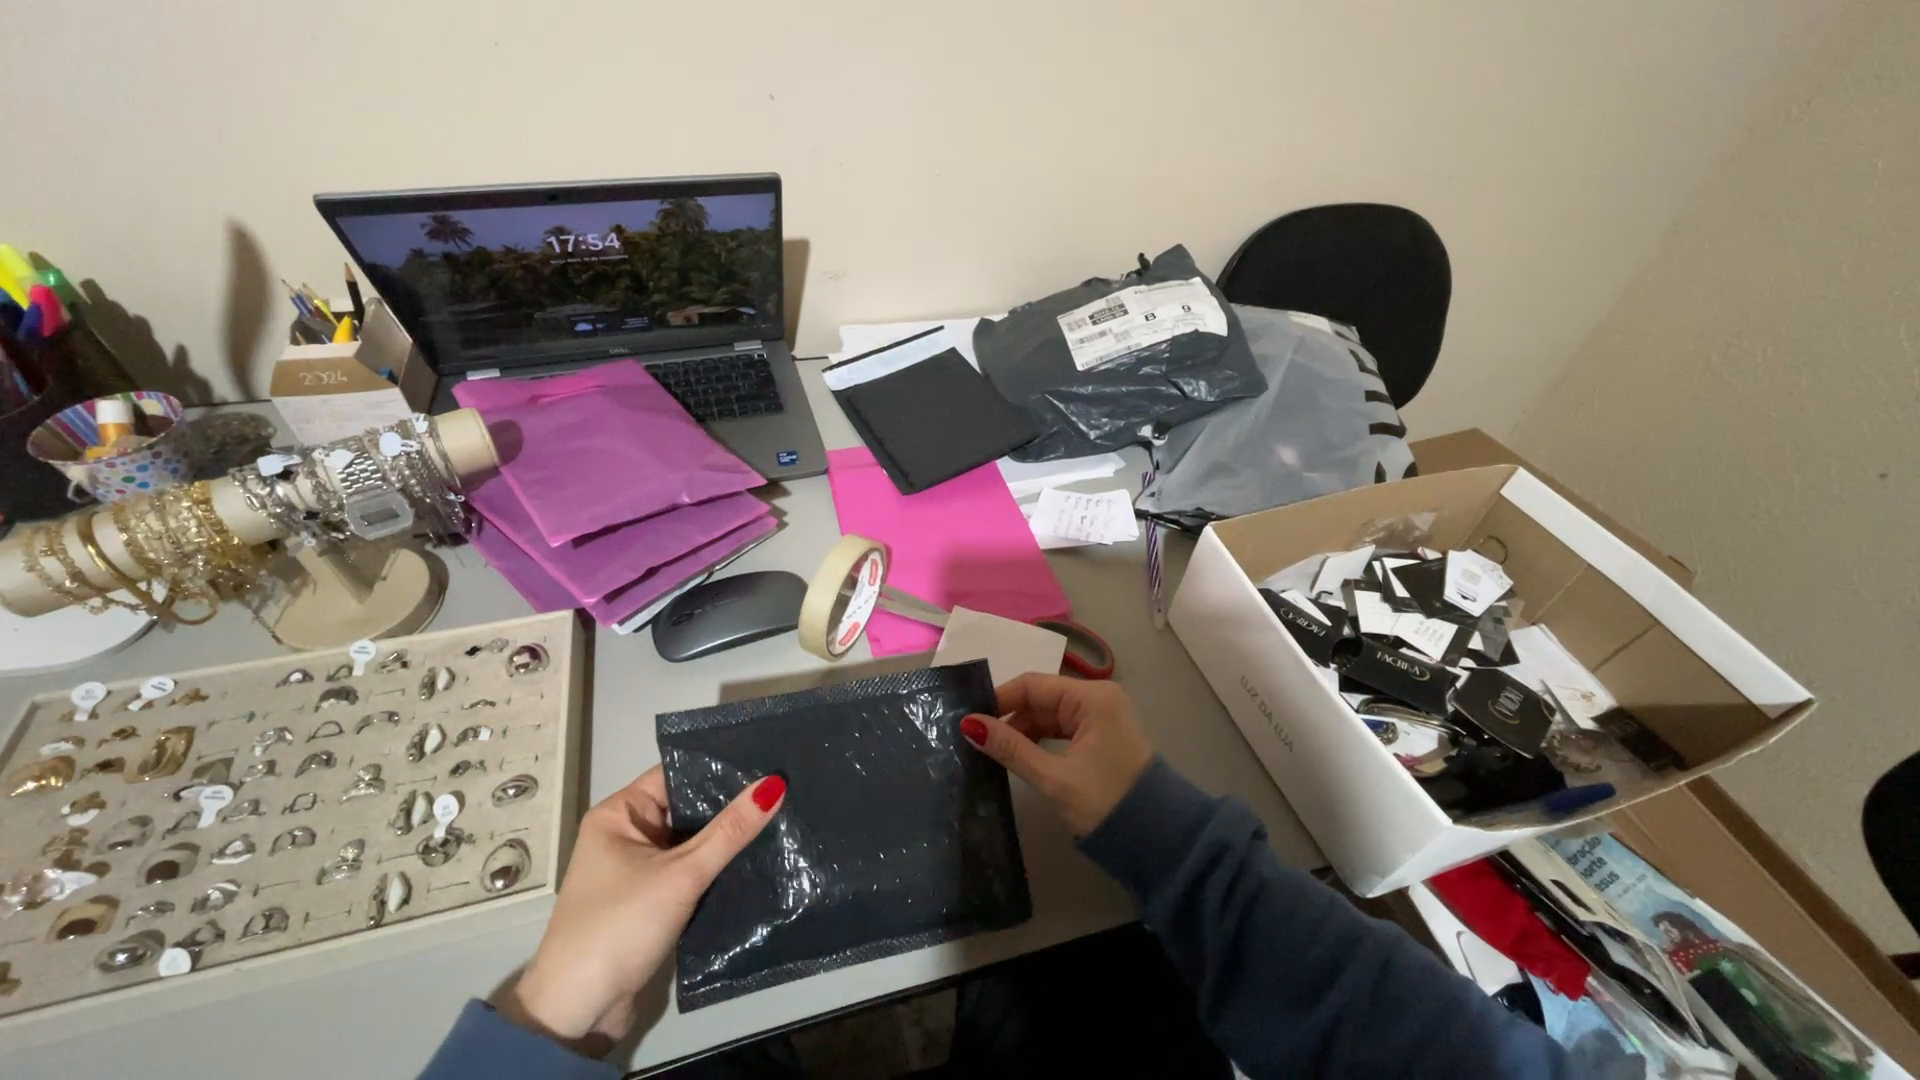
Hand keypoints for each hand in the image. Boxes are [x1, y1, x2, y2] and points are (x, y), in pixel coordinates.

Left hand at [503, 766, 785, 1050]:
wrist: (579, 1011)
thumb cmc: (620, 927)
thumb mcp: (681, 875)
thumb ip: (730, 831)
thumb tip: (775, 783)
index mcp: (620, 814)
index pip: (676, 774)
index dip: (719, 765)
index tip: (768, 757)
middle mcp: (628, 834)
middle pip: (688, 807)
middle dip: (731, 802)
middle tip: (787, 785)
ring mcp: (641, 868)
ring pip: (694, 840)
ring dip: (728, 836)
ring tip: (784, 813)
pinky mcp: (655, 899)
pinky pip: (693, 870)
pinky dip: (719, 865)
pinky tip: (759, 855)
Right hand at [960, 674, 1152, 834]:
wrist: (1158, 839)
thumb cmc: (1105, 801)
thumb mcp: (1053, 777)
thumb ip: (1011, 748)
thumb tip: (970, 725)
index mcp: (1092, 697)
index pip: (1033, 684)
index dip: (999, 699)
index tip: (967, 719)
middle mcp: (1099, 698)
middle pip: (1041, 698)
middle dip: (1009, 718)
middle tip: (974, 740)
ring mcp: (1103, 717)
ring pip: (1050, 715)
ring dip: (1023, 732)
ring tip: (991, 751)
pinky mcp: (1102, 737)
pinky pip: (1063, 729)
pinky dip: (1041, 741)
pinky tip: (1019, 756)